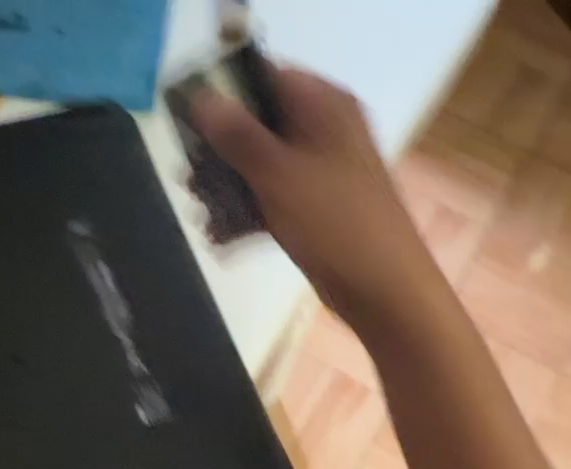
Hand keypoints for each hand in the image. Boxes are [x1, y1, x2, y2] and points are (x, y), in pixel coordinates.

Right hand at [191, 66, 439, 318]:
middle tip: (189, 182)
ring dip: (228, 193)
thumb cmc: (334, 223)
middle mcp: (324, 131)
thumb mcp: (279, 175)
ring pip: (262, 169)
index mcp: (324, 106)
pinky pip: (272, 202)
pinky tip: (220, 240)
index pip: (266, 79)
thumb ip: (238, 137)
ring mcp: (321, 173)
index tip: (189, 126)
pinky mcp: (316, 210)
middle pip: (259, 128)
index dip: (225, 97)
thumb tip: (203, 99)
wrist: (381, 288)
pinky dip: (248, 217)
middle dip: (220, 157)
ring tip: (201, 217)